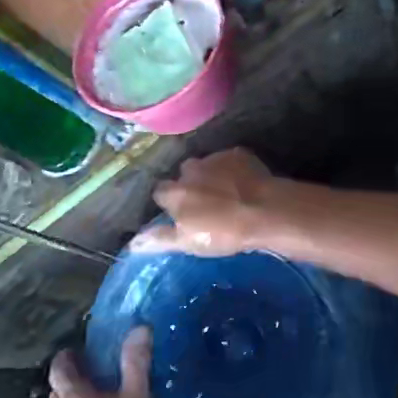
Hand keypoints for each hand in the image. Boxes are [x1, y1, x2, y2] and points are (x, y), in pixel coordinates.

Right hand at [131, 148, 281, 256]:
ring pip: (206, 166)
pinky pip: (230, 160)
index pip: (161, 193)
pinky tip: (244, 183)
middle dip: (191, 186)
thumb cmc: (224, 233)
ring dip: (212, 176)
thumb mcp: (189, 243)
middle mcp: (189, 169)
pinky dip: (233, 170)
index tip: (182, 214)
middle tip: (208, 204)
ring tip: (228, 193)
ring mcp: (214, 158)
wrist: (265, 211)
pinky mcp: (239, 154)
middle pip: (184, 176)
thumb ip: (159, 239)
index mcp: (174, 192)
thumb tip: (131, 244)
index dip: (171, 203)